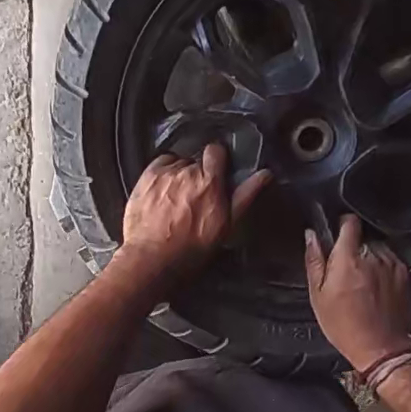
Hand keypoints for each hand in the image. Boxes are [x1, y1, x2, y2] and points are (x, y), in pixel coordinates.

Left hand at [117, 144, 269, 283]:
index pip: (216, 151)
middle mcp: (186, 172)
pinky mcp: (145, 178)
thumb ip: (245, 195)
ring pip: (177, 163)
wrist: (153, 260)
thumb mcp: (226, 225)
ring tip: (177, 198)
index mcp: (209, 182)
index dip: (217, 159)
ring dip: (179, 175)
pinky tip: (163, 192)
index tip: (216, 171)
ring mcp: (163, 174)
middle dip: (197, 174)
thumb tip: (265, 174)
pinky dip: (162, 173)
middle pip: (195, 160)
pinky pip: (159, 165)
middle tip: (196, 196)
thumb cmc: (191, 248)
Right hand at [304, 215, 410, 369]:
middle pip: (363, 237)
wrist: (383, 349)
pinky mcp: (405, 274)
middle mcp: (373, 254)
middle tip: (346, 269)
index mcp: (348, 257)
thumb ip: (315, 261)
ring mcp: (392, 263)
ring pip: (377, 248)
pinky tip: (377, 287)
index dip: (342, 224)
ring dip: (370, 257)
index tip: (336, 234)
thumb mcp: (319, 296)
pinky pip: (390, 260)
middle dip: (353, 247)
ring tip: (363, 280)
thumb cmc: (345, 325)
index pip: (349, 222)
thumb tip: (311, 235)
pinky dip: (383, 267)